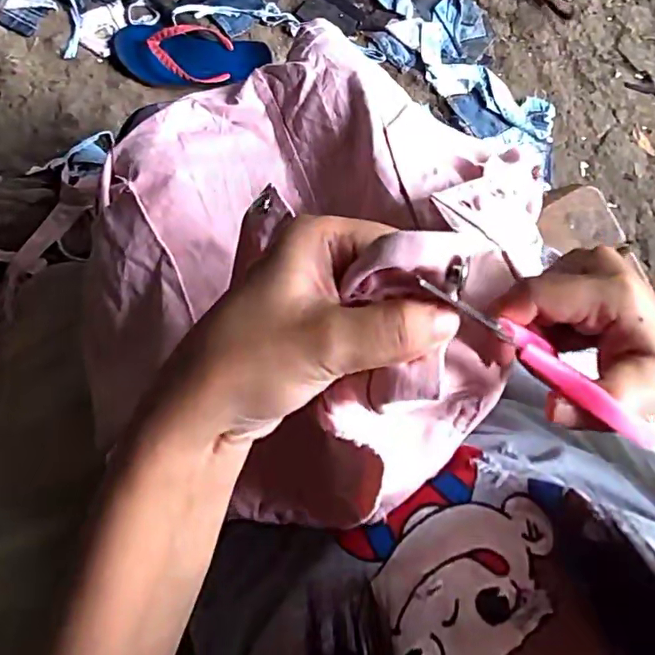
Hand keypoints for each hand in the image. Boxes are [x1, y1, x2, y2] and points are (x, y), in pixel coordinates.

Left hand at [153, 215, 460, 445]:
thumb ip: (391, 328)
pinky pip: (368, 326)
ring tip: (417, 361)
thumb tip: (450, 319)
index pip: (392, 244)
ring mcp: (322, 289)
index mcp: (319, 236)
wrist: (197, 419)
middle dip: (414, 310)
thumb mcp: (326, 341)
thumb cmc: (252, 362)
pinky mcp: (322, 323)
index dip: (426, 275)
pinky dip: (384, 346)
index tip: (457, 311)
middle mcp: (323, 254)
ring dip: (401, 332)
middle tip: (439, 344)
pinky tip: (393, 368)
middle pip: (390, 274)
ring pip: (383, 303)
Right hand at [493, 246, 654, 428]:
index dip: (508, 321)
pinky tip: (563, 342)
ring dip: (534, 328)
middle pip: (534, 292)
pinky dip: (544, 321)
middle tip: (537, 367)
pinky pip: (544, 292)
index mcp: (612, 290)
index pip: (540, 294)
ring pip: (535, 293)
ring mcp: (588, 260)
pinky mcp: (582, 266)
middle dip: (522, 331)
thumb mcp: (635, 400)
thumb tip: (551, 407)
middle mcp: (596, 263)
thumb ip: (591, 406)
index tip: (496, 356)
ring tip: (557, 357)